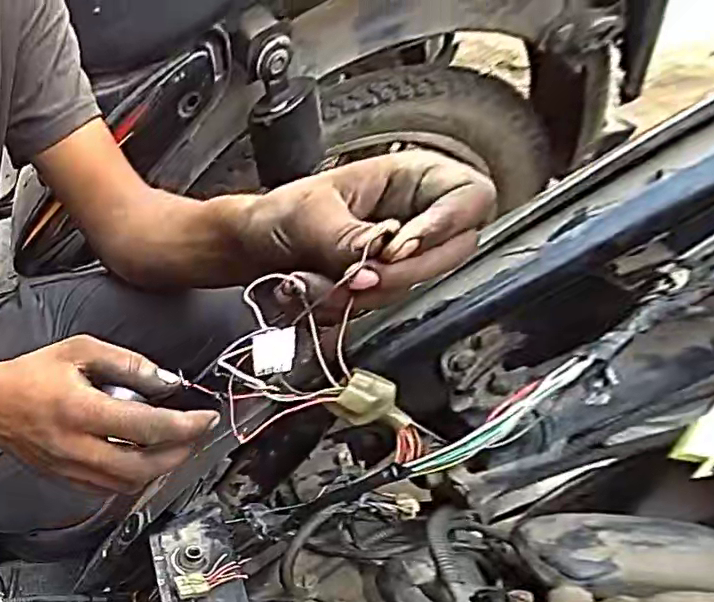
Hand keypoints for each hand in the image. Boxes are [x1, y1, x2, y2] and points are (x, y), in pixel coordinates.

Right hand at [0, 335, 217, 492]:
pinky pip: (105, 490)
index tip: (204, 418)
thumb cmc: (30, 375)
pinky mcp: (61, 477)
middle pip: (142, 467)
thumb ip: (127, 363)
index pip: (148, 427)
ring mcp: (67, 467)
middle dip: (178, 454)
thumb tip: (166, 382)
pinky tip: (137, 460)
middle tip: (192, 437)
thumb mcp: (80, 350)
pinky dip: (129, 479)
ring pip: (126, 484)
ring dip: (156, 470)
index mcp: (80, 410)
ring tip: (168, 449)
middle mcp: (74, 446)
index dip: (186, 426)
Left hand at [243, 150, 497, 312]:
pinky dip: (330, 309)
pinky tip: (298, 292)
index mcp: (416, 180)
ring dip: (349, 295)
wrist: (242, 247)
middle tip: (353, 280)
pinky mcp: (366, 288)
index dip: (441, 229)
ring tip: (301, 281)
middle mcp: (415, 219)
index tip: (392, 251)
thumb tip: (379, 261)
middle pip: (450, 254)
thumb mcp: (311, 215)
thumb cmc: (277, 214)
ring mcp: (393, 258)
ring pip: (402, 288)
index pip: (471, 200)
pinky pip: (364, 309)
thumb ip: (348, 238)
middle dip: (397, 275)